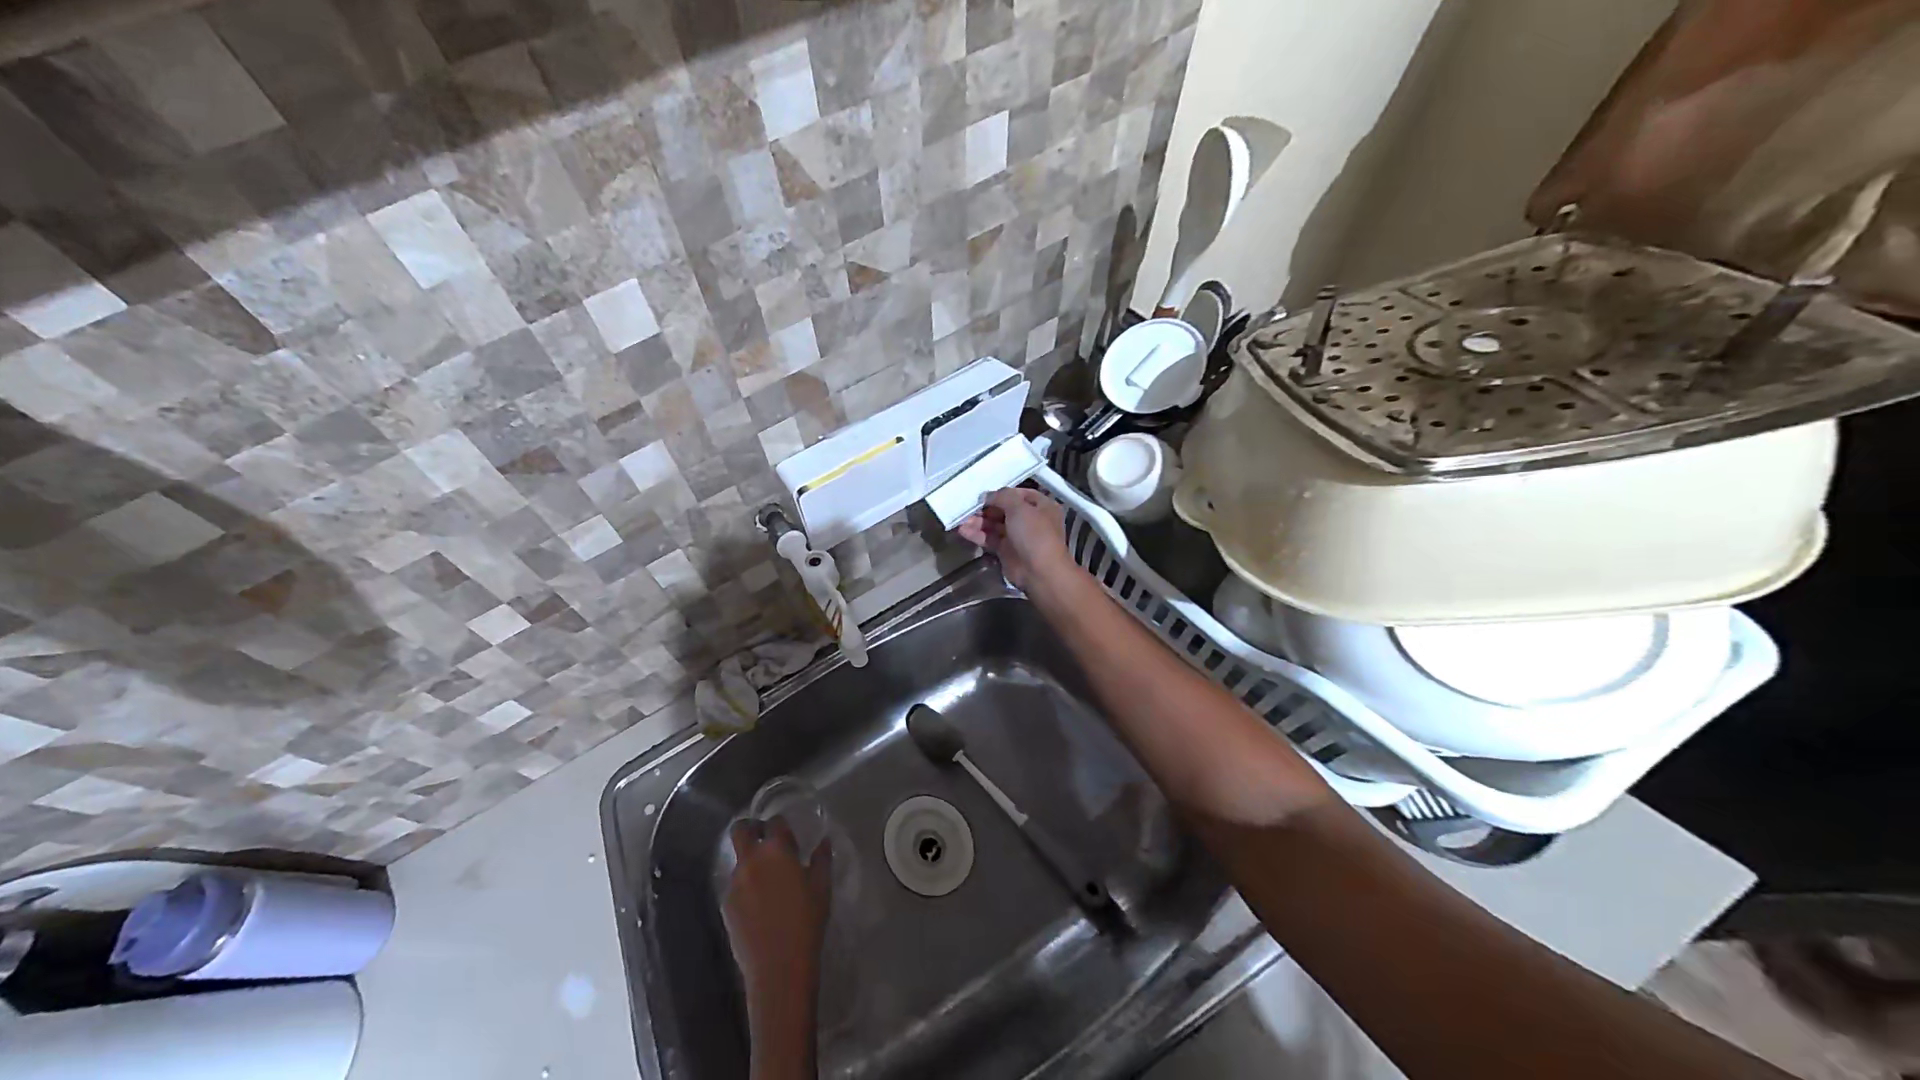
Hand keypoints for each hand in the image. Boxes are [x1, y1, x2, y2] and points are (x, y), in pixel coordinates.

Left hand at [723, 817, 831, 1011]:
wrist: (778, 966)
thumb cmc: (806, 921)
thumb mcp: (822, 887)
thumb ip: (821, 859)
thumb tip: (823, 842)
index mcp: (776, 851)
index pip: (774, 822)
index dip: (781, 825)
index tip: (789, 837)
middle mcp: (751, 860)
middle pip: (740, 830)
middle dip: (750, 827)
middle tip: (764, 838)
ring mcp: (734, 883)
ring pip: (738, 860)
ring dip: (750, 862)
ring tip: (767, 882)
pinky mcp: (725, 905)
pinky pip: (735, 886)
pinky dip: (745, 886)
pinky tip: (759, 905)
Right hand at [956, 488, 1073, 592]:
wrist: (1039, 572)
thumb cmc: (1034, 534)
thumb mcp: (1019, 508)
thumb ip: (1002, 496)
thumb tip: (988, 496)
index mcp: (1042, 507)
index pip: (1020, 494)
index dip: (1003, 493)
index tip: (986, 494)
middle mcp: (1031, 520)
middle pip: (1005, 510)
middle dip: (987, 508)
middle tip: (969, 506)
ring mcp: (1018, 537)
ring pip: (996, 525)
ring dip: (979, 521)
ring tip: (962, 519)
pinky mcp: (1007, 551)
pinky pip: (990, 539)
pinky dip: (977, 535)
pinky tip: (963, 531)